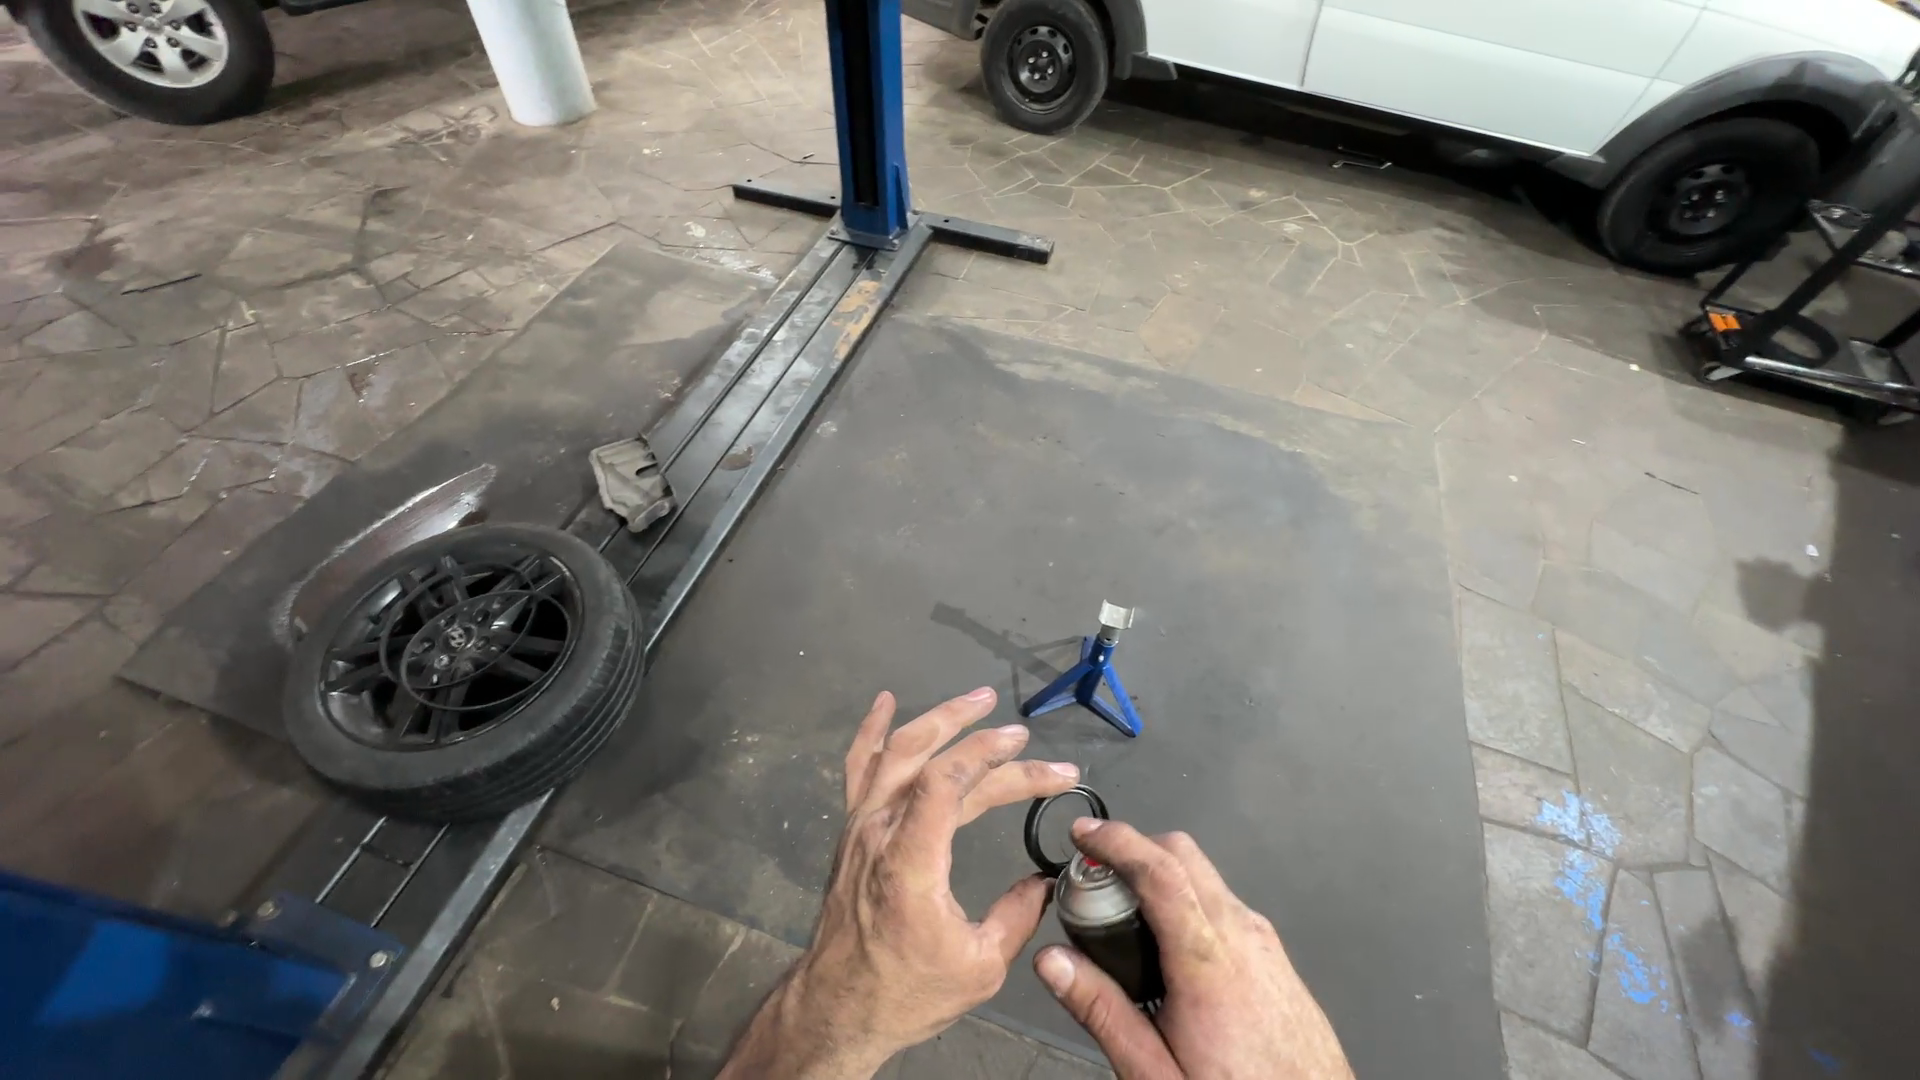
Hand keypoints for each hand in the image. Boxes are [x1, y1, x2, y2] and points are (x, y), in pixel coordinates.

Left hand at [718, 687, 1081, 1078]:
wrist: (838, 1004)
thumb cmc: (907, 989)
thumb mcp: (979, 966)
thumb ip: (1017, 915)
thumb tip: (1044, 879)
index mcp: (909, 859)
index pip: (944, 781)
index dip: (989, 757)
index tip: (1034, 756)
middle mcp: (880, 828)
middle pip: (930, 761)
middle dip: (981, 741)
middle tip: (1022, 733)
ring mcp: (861, 823)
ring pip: (895, 750)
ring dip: (939, 718)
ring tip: (977, 698)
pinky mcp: (853, 827)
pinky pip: (858, 766)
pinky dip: (872, 729)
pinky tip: (885, 701)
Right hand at [1036, 819, 1354, 1079]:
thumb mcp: (1156, 1075)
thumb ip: (1103, 1011)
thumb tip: (1051, 960)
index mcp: (1208, 963)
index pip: (1161, 872)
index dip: (1117, 841)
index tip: (1083, 833)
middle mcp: (1240, 935)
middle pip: (1183, 854)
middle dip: (1134, 846)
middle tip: (1095, 872)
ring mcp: (1261, 940)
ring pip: (1203, 873)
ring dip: (1159, 871)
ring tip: (1125, 912)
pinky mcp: (1272, 951)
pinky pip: (1220, 899)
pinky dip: (1184, 895)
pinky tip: (1165, 942)